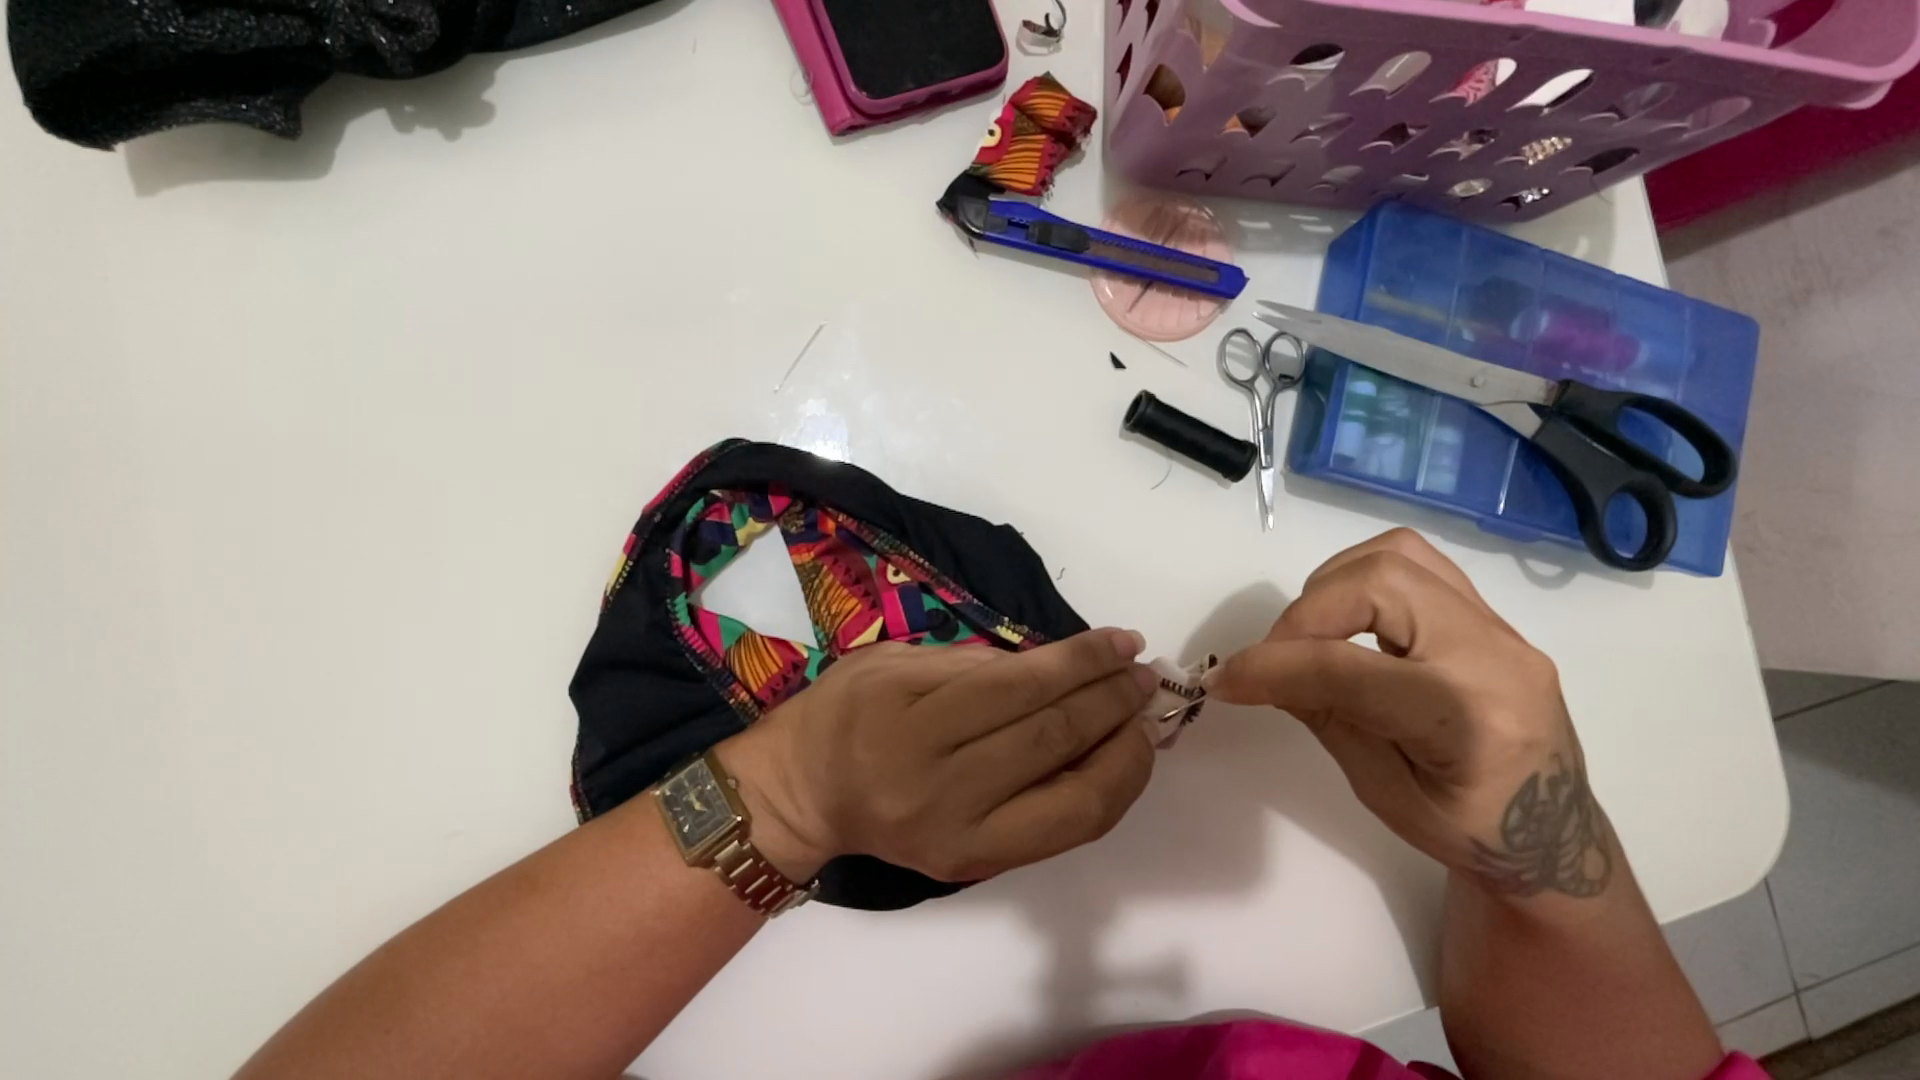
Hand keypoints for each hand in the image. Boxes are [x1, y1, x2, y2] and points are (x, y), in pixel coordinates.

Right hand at [715, 629, 1158, 883]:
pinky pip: (1061, 833)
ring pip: (1075, 801)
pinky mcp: (975, 866)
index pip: (1021, 688)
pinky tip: (1117, 760)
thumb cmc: (845, 712)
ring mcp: (962, 836)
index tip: (1125, 641)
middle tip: (1142, 673)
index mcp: (913, 721)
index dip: (1085, 662)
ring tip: (1143, 719)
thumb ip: (975, 664)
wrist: (803, 795)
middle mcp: (940, 786)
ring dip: (1125, 755)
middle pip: (1053, 739)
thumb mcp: (896, 663)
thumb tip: (1061, 664)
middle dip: (1113, 700)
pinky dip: (1104, 794)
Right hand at [1210, 529, 1611, 898]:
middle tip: (1276, 658)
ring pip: (1396, 556)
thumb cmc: (1466, 830)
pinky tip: (1347, 619)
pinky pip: (1416, 564)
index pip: (1349, 668)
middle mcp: (1494, 656)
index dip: (1272, 665)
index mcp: (1469, 721)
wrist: (1554, 834)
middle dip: (1305, 614)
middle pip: (1378, 581)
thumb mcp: (1381, 790)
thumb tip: (1253, 672)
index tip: (1225, 680)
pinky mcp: (1489, 616)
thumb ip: (1322, 716)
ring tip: (1311, 635)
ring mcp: (1499, 628)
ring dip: (1332, 586)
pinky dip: (1361, 579)